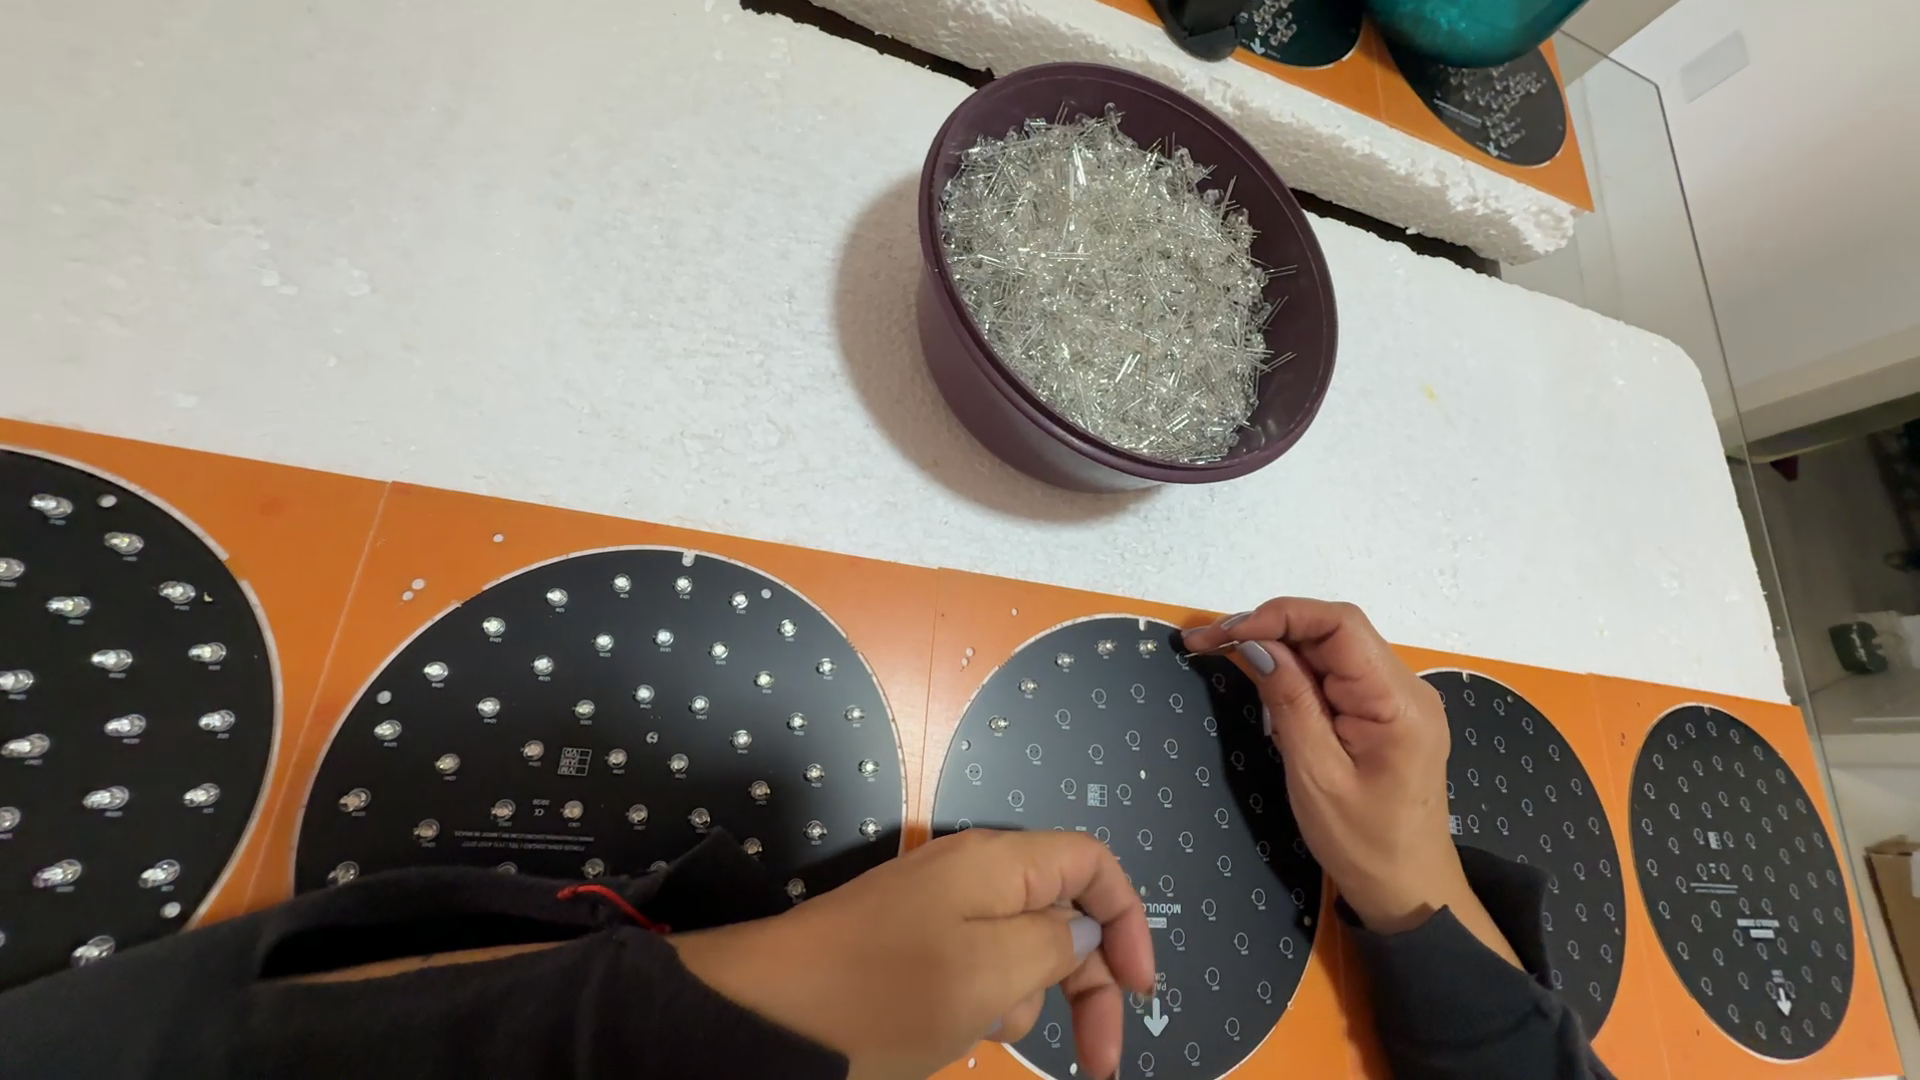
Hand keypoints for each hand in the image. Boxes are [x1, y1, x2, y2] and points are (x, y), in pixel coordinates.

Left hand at [671, 829, 1156, 1079]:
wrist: (772, 1010)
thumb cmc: (887, 992)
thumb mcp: (988, 973)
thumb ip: (1051, 942)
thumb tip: (1083, 927)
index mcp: (1000, 862)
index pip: (1090, 860)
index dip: (1126, 916)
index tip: (1141, 989)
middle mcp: (977, 871)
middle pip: (1062, 908)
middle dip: (1088, 978)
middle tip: (1101, 1061)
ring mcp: (944, 902)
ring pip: (1022, 942)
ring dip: (1031, 994)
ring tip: (990, 1030)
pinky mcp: (920, 935)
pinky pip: (980, 959)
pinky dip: (990, 995)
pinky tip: (962, 1026)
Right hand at [1180, 599, 1517, 963]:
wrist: (1408, 889)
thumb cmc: (1362, 841)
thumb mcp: (1315, 772)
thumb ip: (1288, 699)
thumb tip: (1254, 642)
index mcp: (1398, 701)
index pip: (1340, 625)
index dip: (1279, 615)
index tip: (1227, 633)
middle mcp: (1404, 686)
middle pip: (1331, 629)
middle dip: (1267, 626)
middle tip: (1206, 640)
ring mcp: (1394, 696)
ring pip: (1327, 646)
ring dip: (1273, 642)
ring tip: (1219, 649)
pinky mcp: (1379, 708)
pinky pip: (1331, 670)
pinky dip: (1290, 664)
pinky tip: (1258, 670)